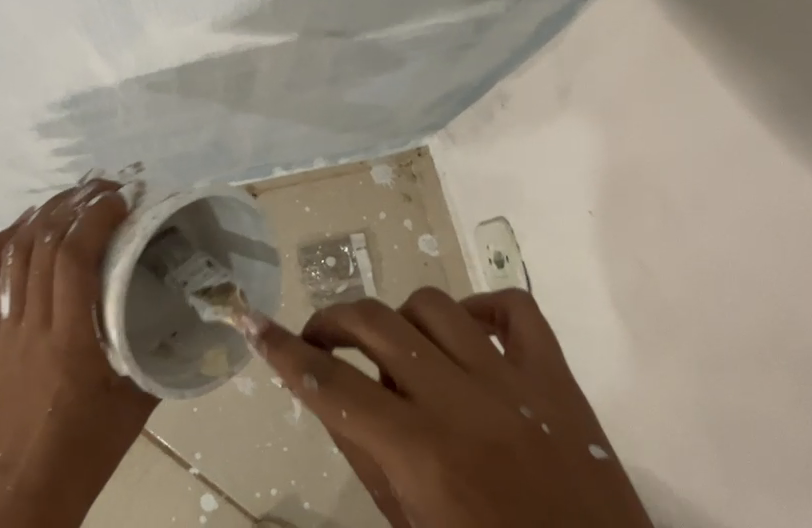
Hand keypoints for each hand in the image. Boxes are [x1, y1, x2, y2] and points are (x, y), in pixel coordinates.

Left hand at [0, 180, 158, 527]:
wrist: (22, 499)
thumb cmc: (85, 454)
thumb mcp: (135, 406)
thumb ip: (156, 354)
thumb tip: (188, 315)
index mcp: (70, 342)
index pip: (74, 258)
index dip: (95, 218)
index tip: (121, 198)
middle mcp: (31, 326)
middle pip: (43, 245)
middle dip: (74, 205)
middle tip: (104, 188)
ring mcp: (3, 330)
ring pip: (14, 256)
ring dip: (42, 216)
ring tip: (71, 196)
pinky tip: (18, 227)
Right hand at [247, 288, 652, 527]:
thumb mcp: (411, 525)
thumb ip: (366, 458)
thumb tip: (325, 396)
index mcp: (422, 452)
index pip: (331, 385)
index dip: (284, 351)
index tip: (254, 323)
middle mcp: (462, 402)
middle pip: (374, 323)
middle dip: (333, 323)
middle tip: (323, 343)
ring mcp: (514, 382)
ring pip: (433, 305)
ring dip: (401, 321)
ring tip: (400, 352)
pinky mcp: (557, 377)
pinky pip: (513, 307)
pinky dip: (479, 309)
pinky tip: (465, 336)